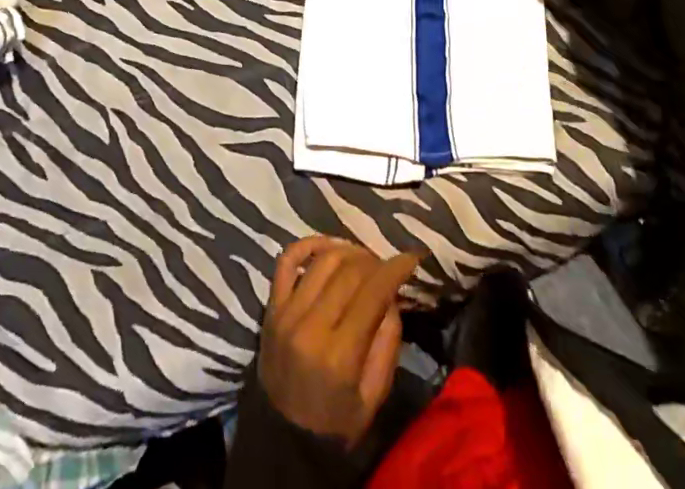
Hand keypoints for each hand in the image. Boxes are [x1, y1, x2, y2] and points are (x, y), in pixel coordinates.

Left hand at [258, 237, 419, 447]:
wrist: (284, 439)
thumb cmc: (337, 420)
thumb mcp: (376, 392)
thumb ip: (388, 338)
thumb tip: (390, 293)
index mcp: (340, 353)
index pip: (373, 290)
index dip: (397, 267)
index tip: (413, 257)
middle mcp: (310, 327)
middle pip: (350, 269)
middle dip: (377, 260)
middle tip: (388, 267)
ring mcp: (286, 315)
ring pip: (324, 259)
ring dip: (350, 251)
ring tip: (364, 261)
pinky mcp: (271, 310)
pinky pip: (286, 262)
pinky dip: (309, 245)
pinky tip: (329, 246)